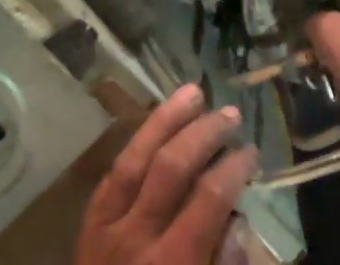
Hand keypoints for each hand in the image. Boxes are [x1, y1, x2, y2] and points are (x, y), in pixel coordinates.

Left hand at [76, 83, 258, 264]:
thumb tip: (235, 221)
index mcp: (172, 262)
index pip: (207, 197)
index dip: (232, 168)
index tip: (250, 151)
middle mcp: (135, 237)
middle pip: (171, 167)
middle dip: (203, 134)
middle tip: (229, 114)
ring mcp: (106, 227)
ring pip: (135, 157)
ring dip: (166, 121)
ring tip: (192, 92)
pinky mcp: (88, 225)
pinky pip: (113, 173)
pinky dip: (136, 145)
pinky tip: (154, 126)